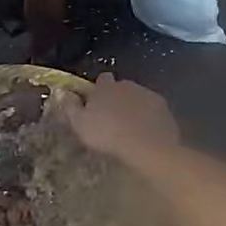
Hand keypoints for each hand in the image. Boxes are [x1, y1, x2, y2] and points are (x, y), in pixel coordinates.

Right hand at [55, 74, 179, 158]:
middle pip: (121, 87)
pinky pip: (152, 109)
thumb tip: (62, 92)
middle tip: (113, 119)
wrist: (146, 146)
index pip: (102, 79)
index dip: (99, 90)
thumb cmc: (108, 135)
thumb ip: (70, 107)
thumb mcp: (80, 124)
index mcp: (105, 87)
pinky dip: (149, 116)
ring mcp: (147, 94)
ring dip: (134, 107)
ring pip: (138, 97)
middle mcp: (127, 85)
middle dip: (117, 98)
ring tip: (130, 128)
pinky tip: (146, 132)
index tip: (96, 103)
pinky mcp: (163, 107)